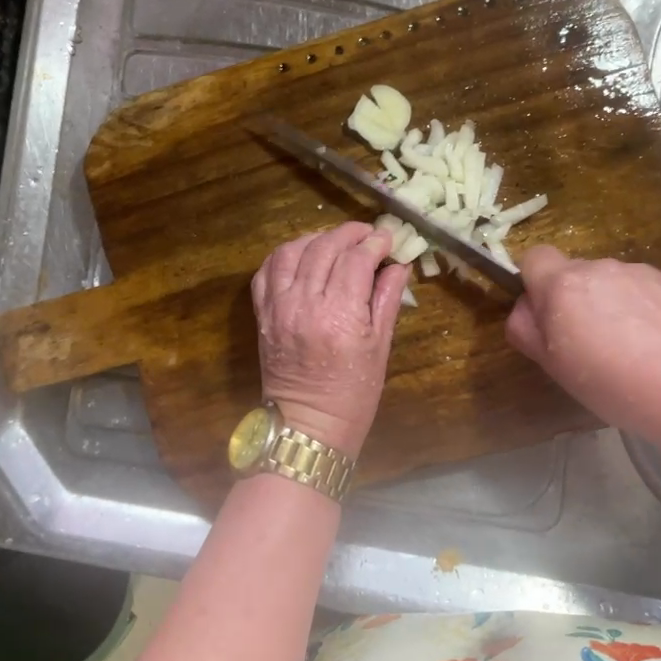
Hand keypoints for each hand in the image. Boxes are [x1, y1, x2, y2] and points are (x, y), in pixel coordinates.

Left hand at [252, 222, 409, 455]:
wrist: (307, 426)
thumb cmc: (353, 395)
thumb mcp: (380, 347)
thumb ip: (386, 300)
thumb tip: (398, 265)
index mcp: (339, 316)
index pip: (355, 260)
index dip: (374, 243)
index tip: (388, 238)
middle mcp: (304, 304)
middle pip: (324, 248)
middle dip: (349, 234)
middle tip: (367, 235)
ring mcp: (278, 307)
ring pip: (291, 251)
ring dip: (315, 239)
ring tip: (335, 242)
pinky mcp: (263, 314)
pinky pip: (267, 271)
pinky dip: (285, 255)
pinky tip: (303, 256)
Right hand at [505, 246, 660, 434]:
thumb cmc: (612, 383)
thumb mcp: (553, 367)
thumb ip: (527, 330)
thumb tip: (525, 310)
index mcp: (562, 285)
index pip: (534, 257)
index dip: (533, 283)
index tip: (546, 317)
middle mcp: (599, 268)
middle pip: (573, 273)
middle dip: (574, 301)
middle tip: (588, 346)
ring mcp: (639, 273)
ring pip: (609, 283)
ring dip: (609, 305)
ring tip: (629, 349)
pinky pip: (642, 291)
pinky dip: (641, 310)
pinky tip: (657, 345)